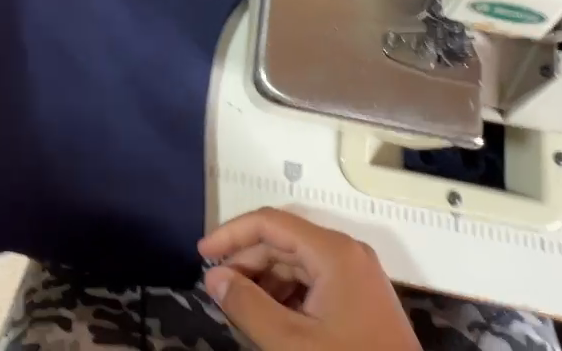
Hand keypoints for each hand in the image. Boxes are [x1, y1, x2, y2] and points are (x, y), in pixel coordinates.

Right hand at [199, 208, 420, 350]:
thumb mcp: (292, 343)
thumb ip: (248, 306)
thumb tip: (214, 277)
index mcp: (333, 251)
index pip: (271, 223)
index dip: (232, 234)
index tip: (201, 256)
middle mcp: (346, 252)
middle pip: (284, 241)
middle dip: (247, 261)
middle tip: (217, 289)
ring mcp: (356, 275)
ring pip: (298, 263)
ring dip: (264, 280)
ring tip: (238, 306)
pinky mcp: (360, 299)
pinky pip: (313, 282)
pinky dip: (286, 294)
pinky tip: (269, 318)